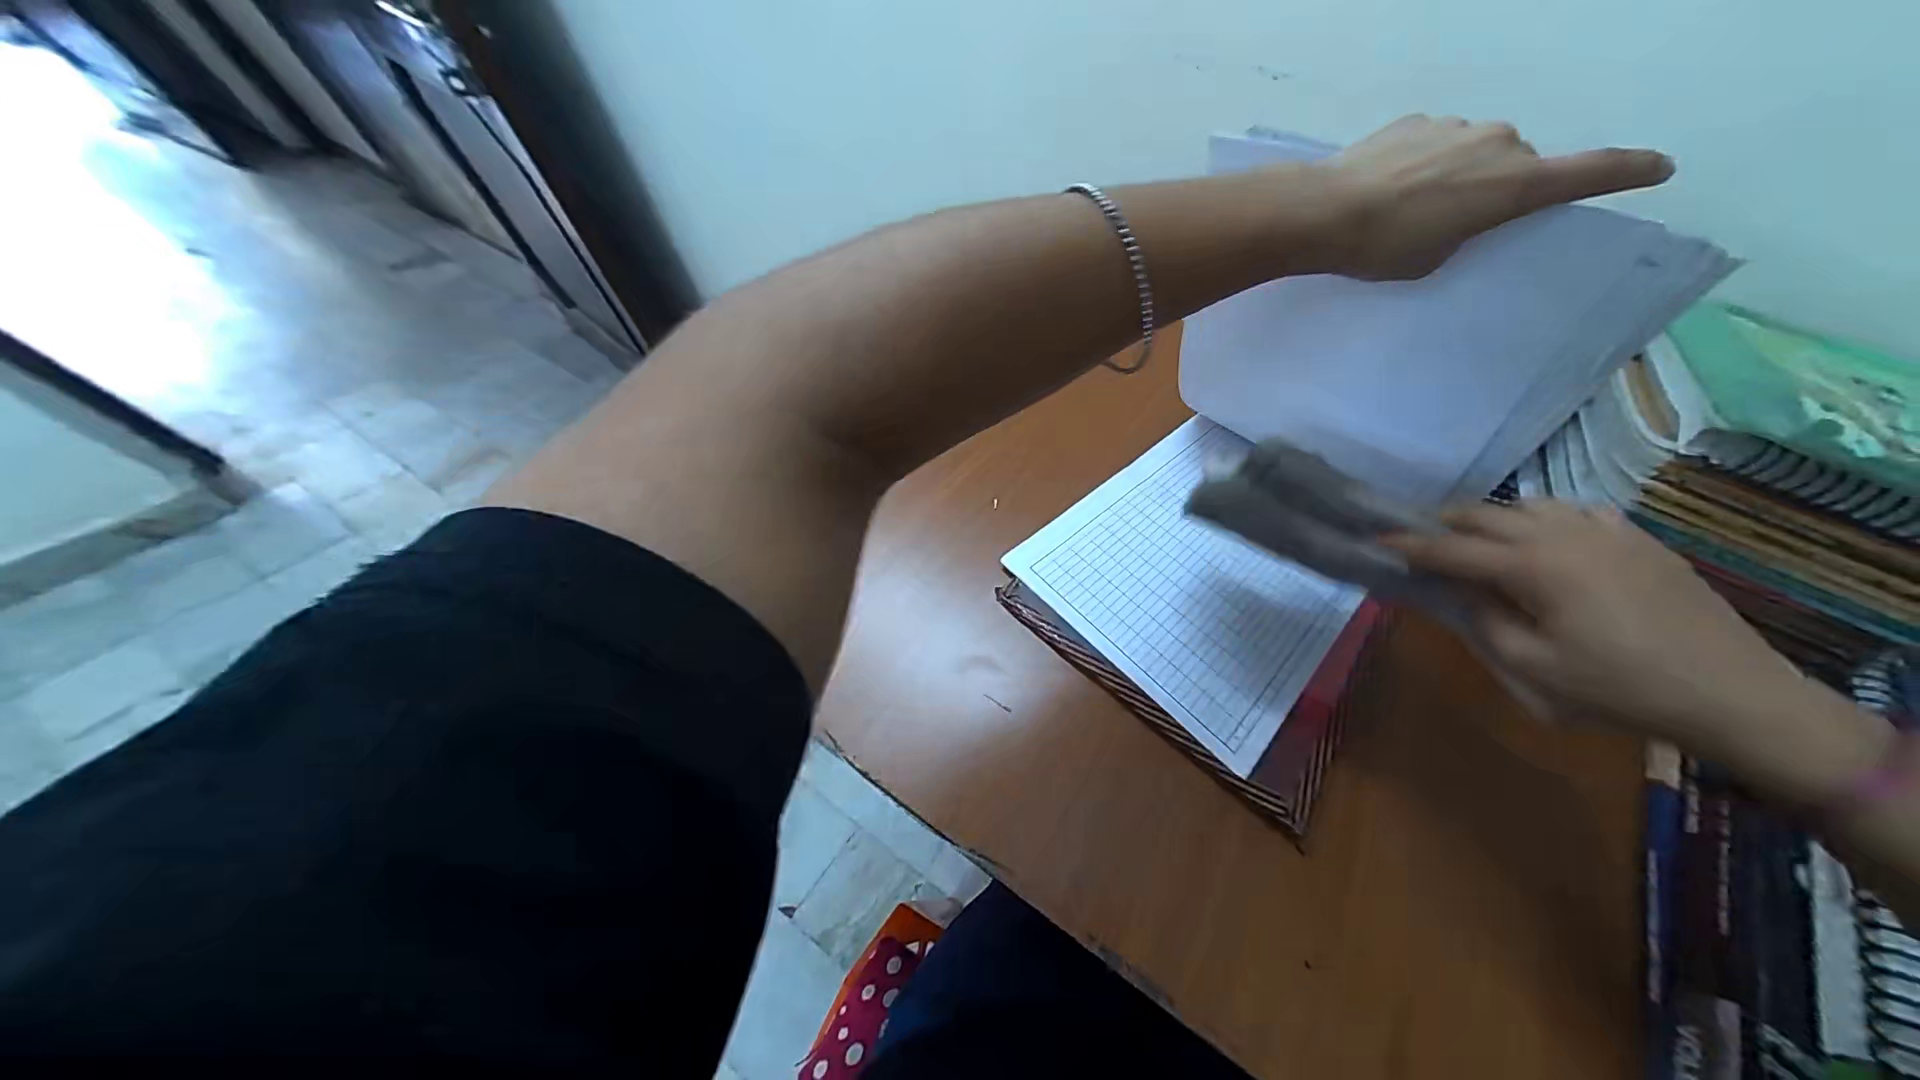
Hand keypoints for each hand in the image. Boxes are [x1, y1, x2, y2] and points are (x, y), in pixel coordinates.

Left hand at [1314, 114, 1674, 280]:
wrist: (1322, 211)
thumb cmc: (1381, 247)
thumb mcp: (1433, 258)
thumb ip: (1464, 231)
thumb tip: (1459, 207)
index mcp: (1514, 184)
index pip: (1587, 173)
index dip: (1624, 172)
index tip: (1657, 168)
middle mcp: (1499, 143)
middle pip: (1516, 164)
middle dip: (1493, 188)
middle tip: (1448, 219)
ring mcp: (1457, 126)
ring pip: (1473, 149)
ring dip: (1453, 172)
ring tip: (1406, 205)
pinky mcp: (1417, 120)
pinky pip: (1434, 142)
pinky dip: (1421, 161)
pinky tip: (1386, 184)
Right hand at [1388, 501, 1820, 754]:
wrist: (1733, 694)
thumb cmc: (1618, 687)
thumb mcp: (1530, 668)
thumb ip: (1481, 620)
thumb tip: (1455, 592)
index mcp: (1534, 565)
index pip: (1451, 548)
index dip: (1408, 545)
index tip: (1374, 541)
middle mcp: (1565, 534)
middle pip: (1485, 515)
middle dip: (1443, 525)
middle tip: (1418, 543)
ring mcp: (1607, 532)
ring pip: (1529, 505)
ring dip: (1492, 519)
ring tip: (1477, 543)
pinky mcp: (1638, 540)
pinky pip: (1575, 511)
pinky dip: (1542, 519)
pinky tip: (1543, 542)